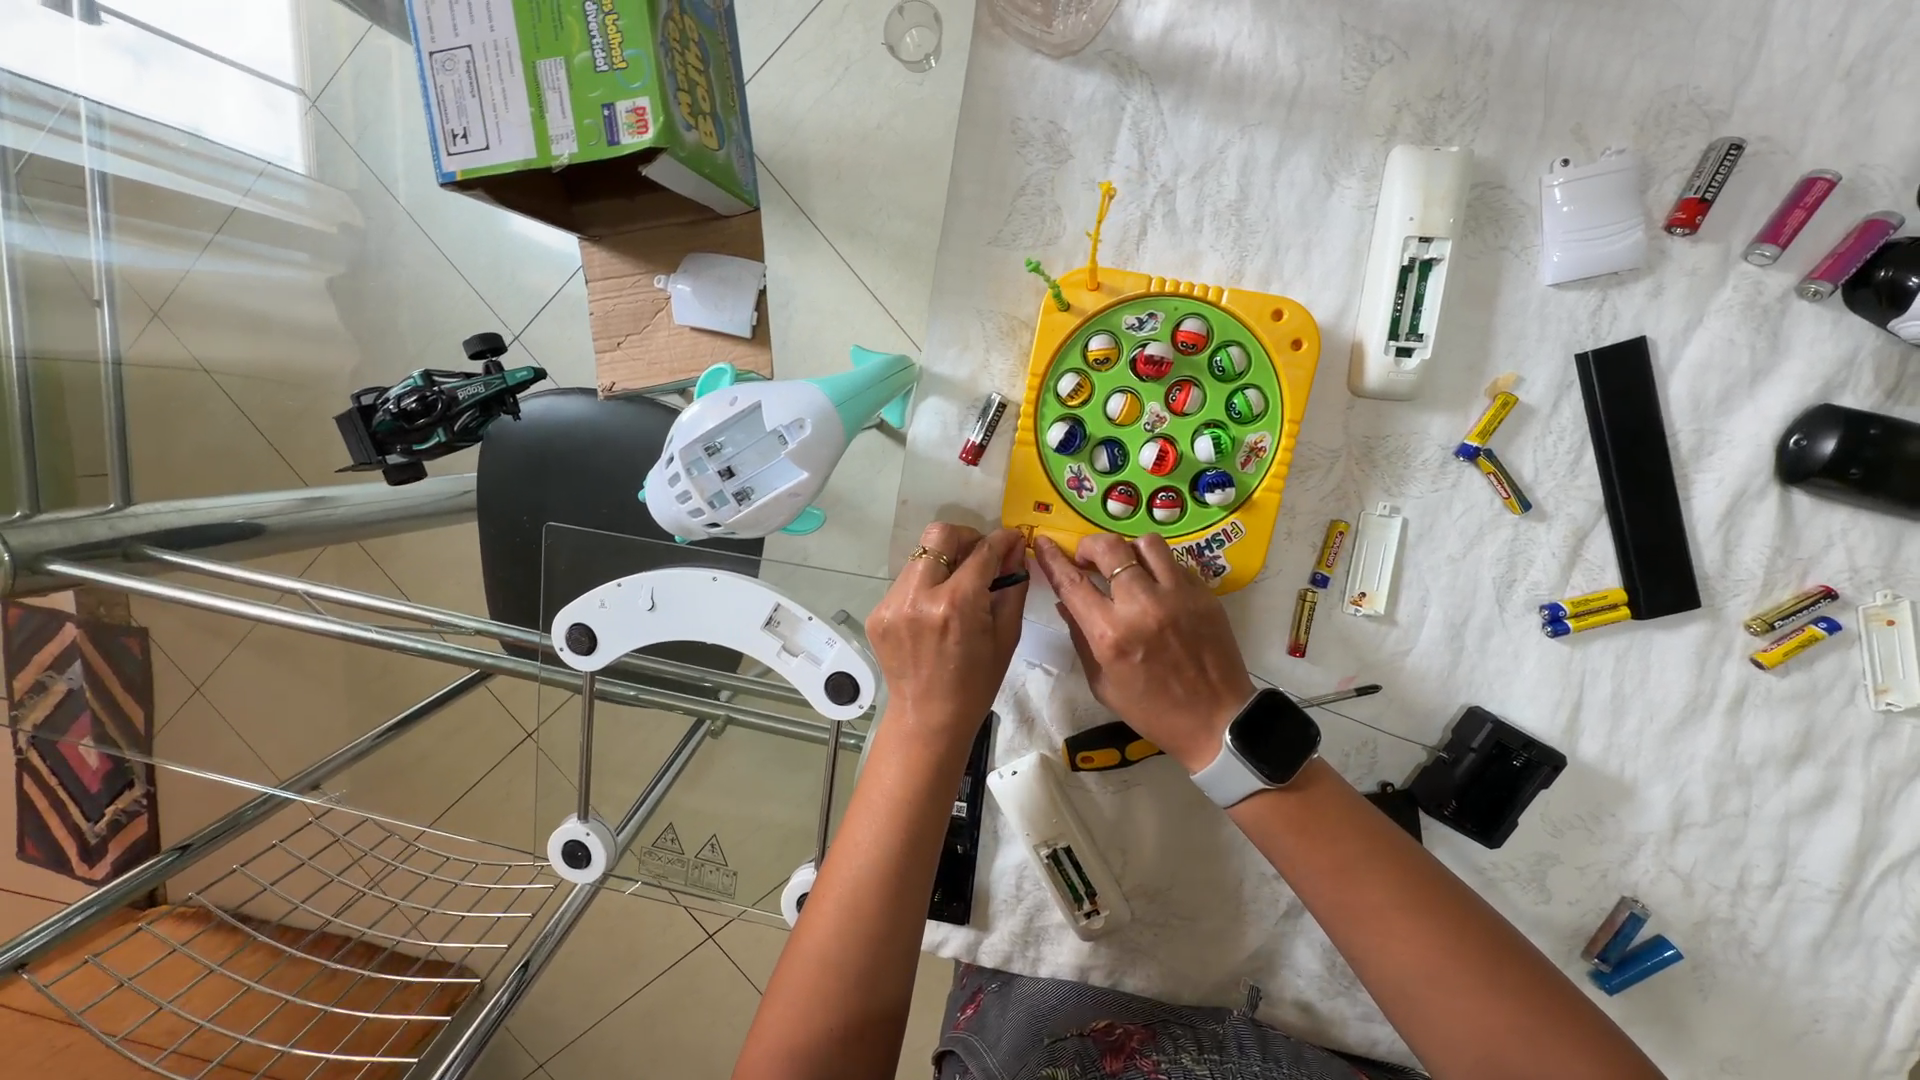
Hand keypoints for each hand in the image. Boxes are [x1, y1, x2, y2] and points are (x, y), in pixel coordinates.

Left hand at [867, 523, 1028, 748]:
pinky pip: (905, 582)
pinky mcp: (877, 614)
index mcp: (956, 604)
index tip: (1012, 538)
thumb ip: (1012, 587)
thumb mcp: (1006, 636)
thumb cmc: (976, 684)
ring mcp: (892, 604)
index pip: (982, 551)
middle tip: (979, 557)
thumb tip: (1015, 552)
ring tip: (957, 587)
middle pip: (940, 534)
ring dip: (943, 562)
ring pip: (920, 556)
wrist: (928, 719)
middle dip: (966, 538)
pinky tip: (935, 610)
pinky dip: (925, 585)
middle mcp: (918, 596)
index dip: (1002, 539)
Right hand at [1033, 533, 1255, 771]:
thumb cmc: (1152, 711)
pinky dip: (1157, 567)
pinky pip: (1174, 563)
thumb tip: (1066, 603)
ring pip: (1146, 543)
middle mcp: (1142, 606)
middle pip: (1109, 548)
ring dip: (1128, 549)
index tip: (1043, 543)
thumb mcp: (1103, 684)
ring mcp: (1177, 596)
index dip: (1052, 558)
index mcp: (1110, 634)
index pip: (1072, 582)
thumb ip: (1081, 638)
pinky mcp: (1203, 594)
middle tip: (1087, 558)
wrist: (1215, 721)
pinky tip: (1155, 585)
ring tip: (1126, 565)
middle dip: (1090, 545)